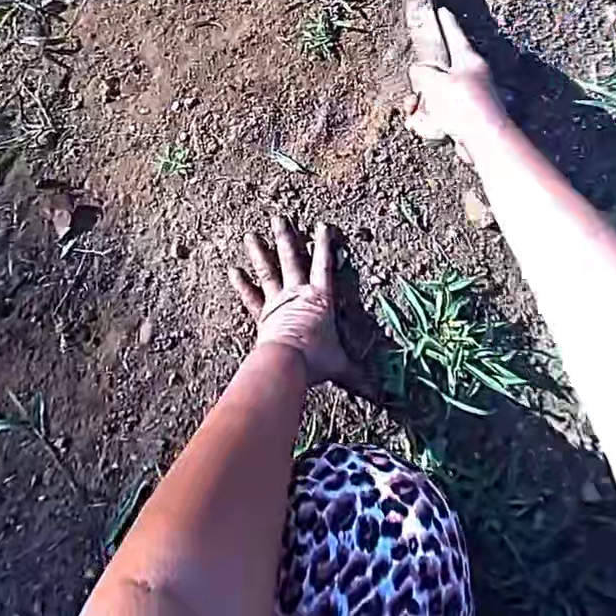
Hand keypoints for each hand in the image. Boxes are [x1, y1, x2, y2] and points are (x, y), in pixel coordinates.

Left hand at [229, 215, 371, 396]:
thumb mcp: (342, 367)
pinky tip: (233, 269)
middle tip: (278, 217)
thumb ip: (359, 377)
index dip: (324, 245)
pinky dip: (241, 283)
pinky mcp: (262, 313)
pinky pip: (250, 295)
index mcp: (320, 298)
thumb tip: (382, 397)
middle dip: (285, 237)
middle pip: (291, 259)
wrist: (287, 363)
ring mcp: (277, 300)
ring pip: (268, 270)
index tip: (322, 225)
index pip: (324, 265)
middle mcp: (297, 292)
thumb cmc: (317, 360)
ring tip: (250, 234)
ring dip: (259, 252)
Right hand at [404, 7, 506, 151]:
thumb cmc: (463, 106)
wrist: (482, 142)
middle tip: (412, 95)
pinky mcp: (463, 122)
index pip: (455, 36)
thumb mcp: (434, 81)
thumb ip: (421, 72)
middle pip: (437, 73)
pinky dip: (427, 124)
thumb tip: (418, 71)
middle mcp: (470, 78)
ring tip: (415, 114)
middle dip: (420, 85)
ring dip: (420, 107)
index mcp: (469, 62)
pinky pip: (436, 118)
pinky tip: (426, 128)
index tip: (443, 11)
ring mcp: (467, 101)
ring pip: (433, 98)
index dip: (447, 24)